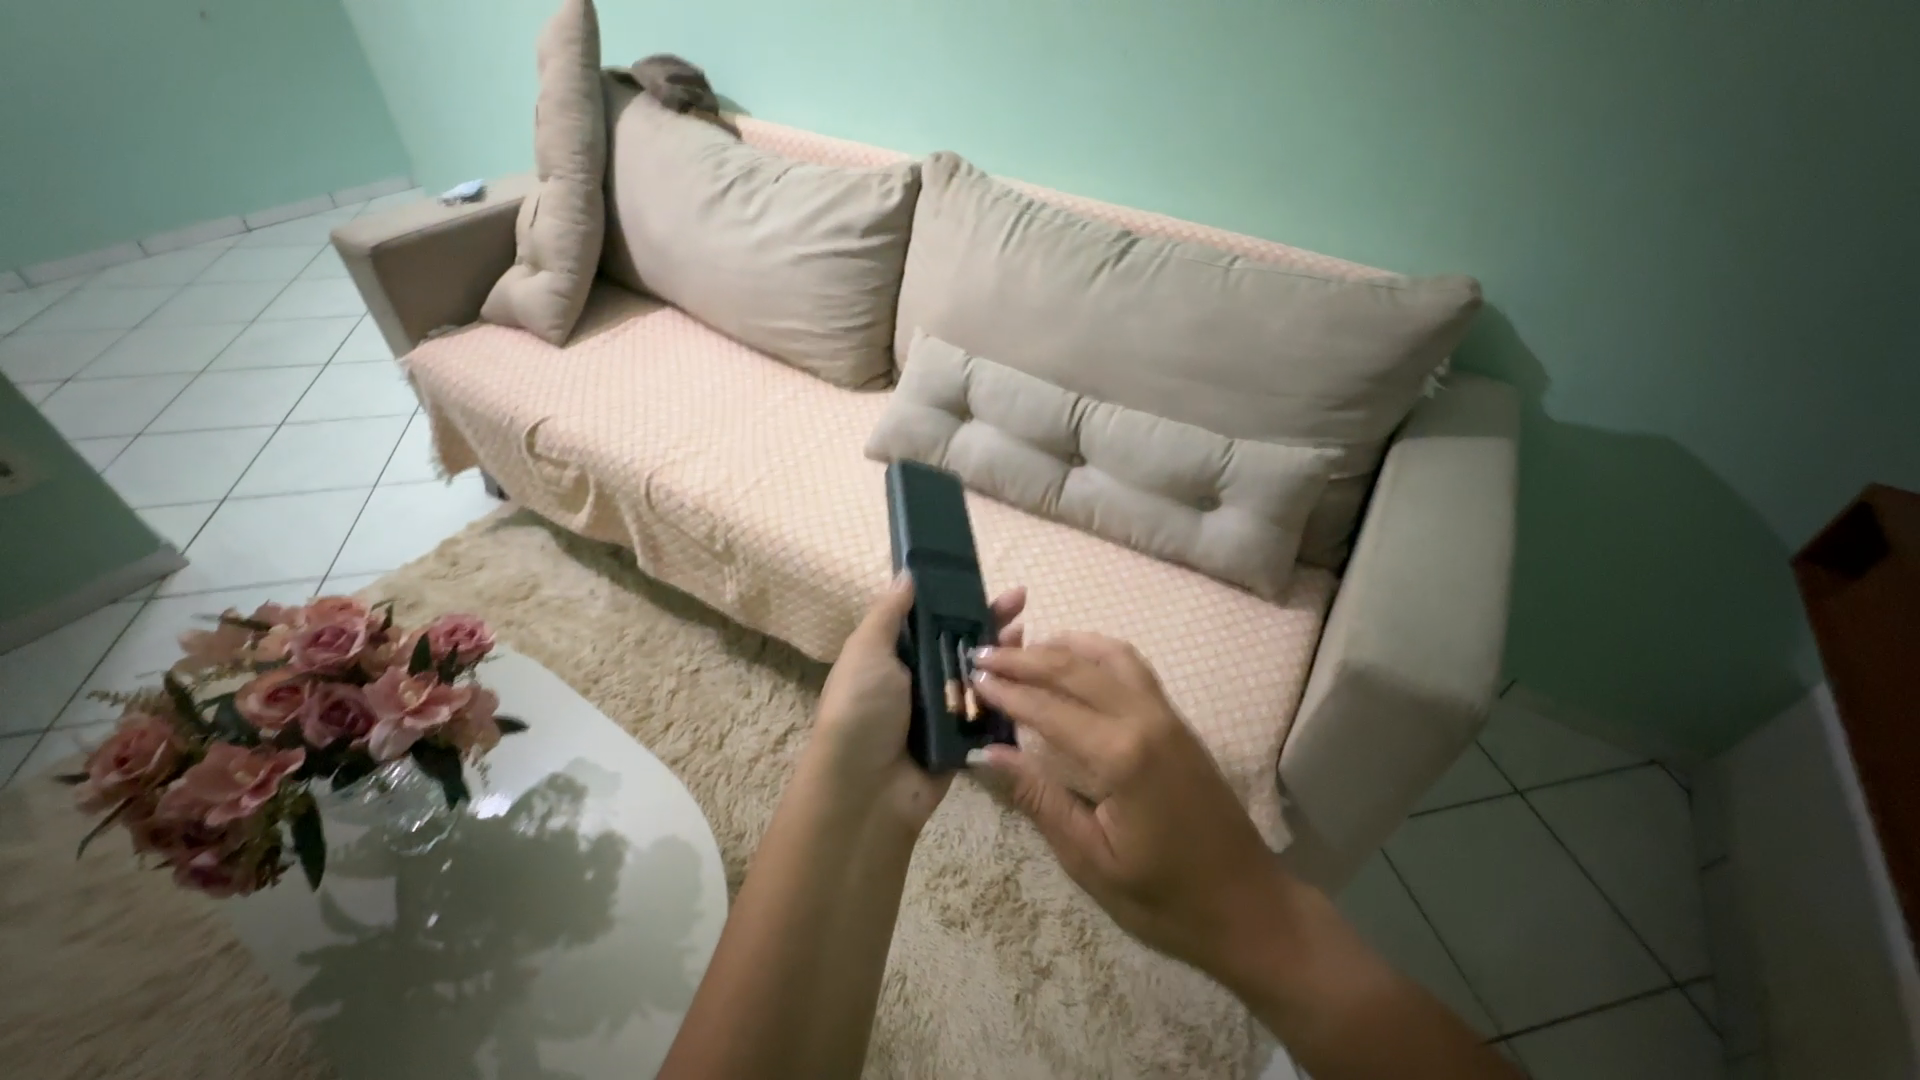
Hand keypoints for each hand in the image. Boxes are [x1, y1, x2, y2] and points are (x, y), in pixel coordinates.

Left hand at [812, 574, 1025, 832]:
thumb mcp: (867, 651)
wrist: (866, 789)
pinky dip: (1009, 696)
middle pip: (962, 643)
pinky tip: (1030, 676)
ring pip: (981, 676)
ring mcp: (942, 712)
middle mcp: (918, 680)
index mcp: (893, 656)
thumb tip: (906, 574)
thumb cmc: (861, 710)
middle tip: (1021, 601)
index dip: (958, 600)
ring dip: (1005, 654)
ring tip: (1028, 633)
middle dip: (990, 622)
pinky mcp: (963, 742)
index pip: (932, 619)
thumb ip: (888, 613)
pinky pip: (990, 713)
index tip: (987, 583)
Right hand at [968, 634, 1287, 982]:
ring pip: (1111, 656)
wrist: (1248, 906)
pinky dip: (1099, 653)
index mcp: (1122, 755)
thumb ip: (1038, 798)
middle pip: (1077, 669)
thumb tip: (985, 753)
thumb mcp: (1089, 859)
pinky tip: (1078, 663)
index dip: (1007, 692)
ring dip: (1065, 645)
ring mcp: (1168, 716)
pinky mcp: (1179, 722)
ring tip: (1025, 647)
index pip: (1049, 709)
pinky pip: (1134, 669)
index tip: (971, 678)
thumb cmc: (1164, 898)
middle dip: (1026, 658)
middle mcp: (1146, 720)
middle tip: (983, 652)